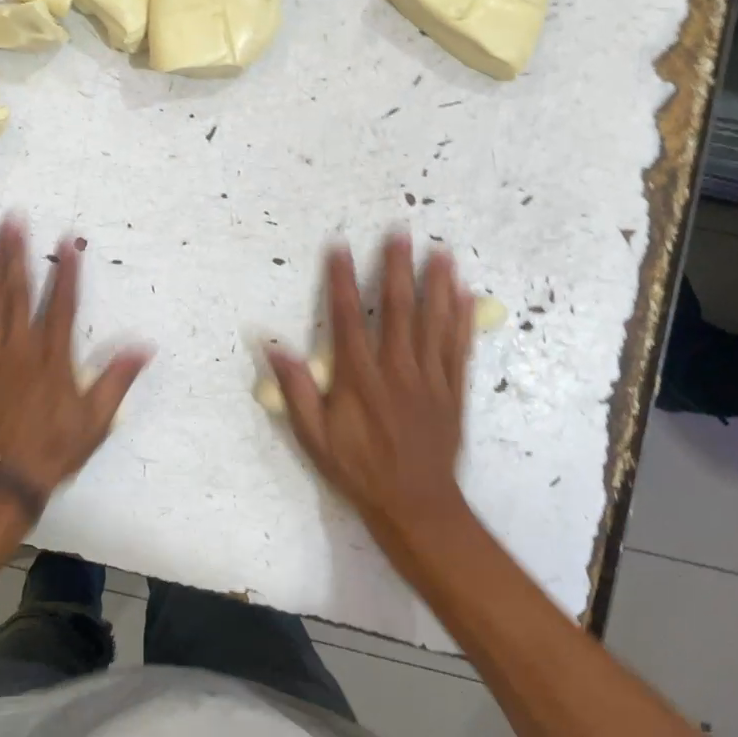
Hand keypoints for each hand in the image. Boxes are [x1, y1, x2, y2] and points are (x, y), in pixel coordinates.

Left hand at [0, 217, 151, 499]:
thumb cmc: (51, 451)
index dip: (65, 270)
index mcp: (51, 358)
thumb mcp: (94, 422)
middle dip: (16, 251)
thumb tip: (144, 347)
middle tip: (13, 217)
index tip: (66, 240)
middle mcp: (18, 348)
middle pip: (16, 290)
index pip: (60, 303)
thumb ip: (116, 380)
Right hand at [267, 234, 475, 548]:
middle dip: (397, 268)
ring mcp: (429, 379)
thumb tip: (273, 347)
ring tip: (439, 251)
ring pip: (434, 322)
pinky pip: (458, 348)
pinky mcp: (452, 391)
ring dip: (436, 284)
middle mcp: (397, 370)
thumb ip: (296, 390)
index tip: (338, 247)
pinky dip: (461, 319)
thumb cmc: (357, 469)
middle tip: (399, 233)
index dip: (341, 280)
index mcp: (360, 379)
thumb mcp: (313, 436)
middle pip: (399, 310)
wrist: (416, 504)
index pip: (348, 319)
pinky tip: (464, 294)